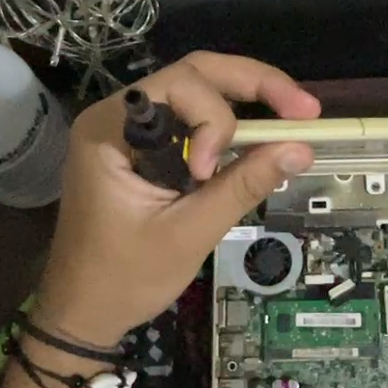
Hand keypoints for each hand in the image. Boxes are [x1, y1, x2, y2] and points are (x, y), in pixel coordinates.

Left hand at [34, 52, 319, 346]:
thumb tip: (301, 149)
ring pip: (197, 89)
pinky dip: (227, 125)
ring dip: (247, 101)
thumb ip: (243, 185)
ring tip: (293, 118)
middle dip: (255, 86)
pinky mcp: (142, 146)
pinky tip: (258, 138)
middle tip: (305, 110)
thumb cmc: (124, 278)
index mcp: (111, 128)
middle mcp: (116, 113)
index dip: (214, 119)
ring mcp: (129, 128)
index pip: (180, 85)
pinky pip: (190, 118)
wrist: (82, 313)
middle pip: (195, 74)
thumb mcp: (190, 233)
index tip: (210, 174)